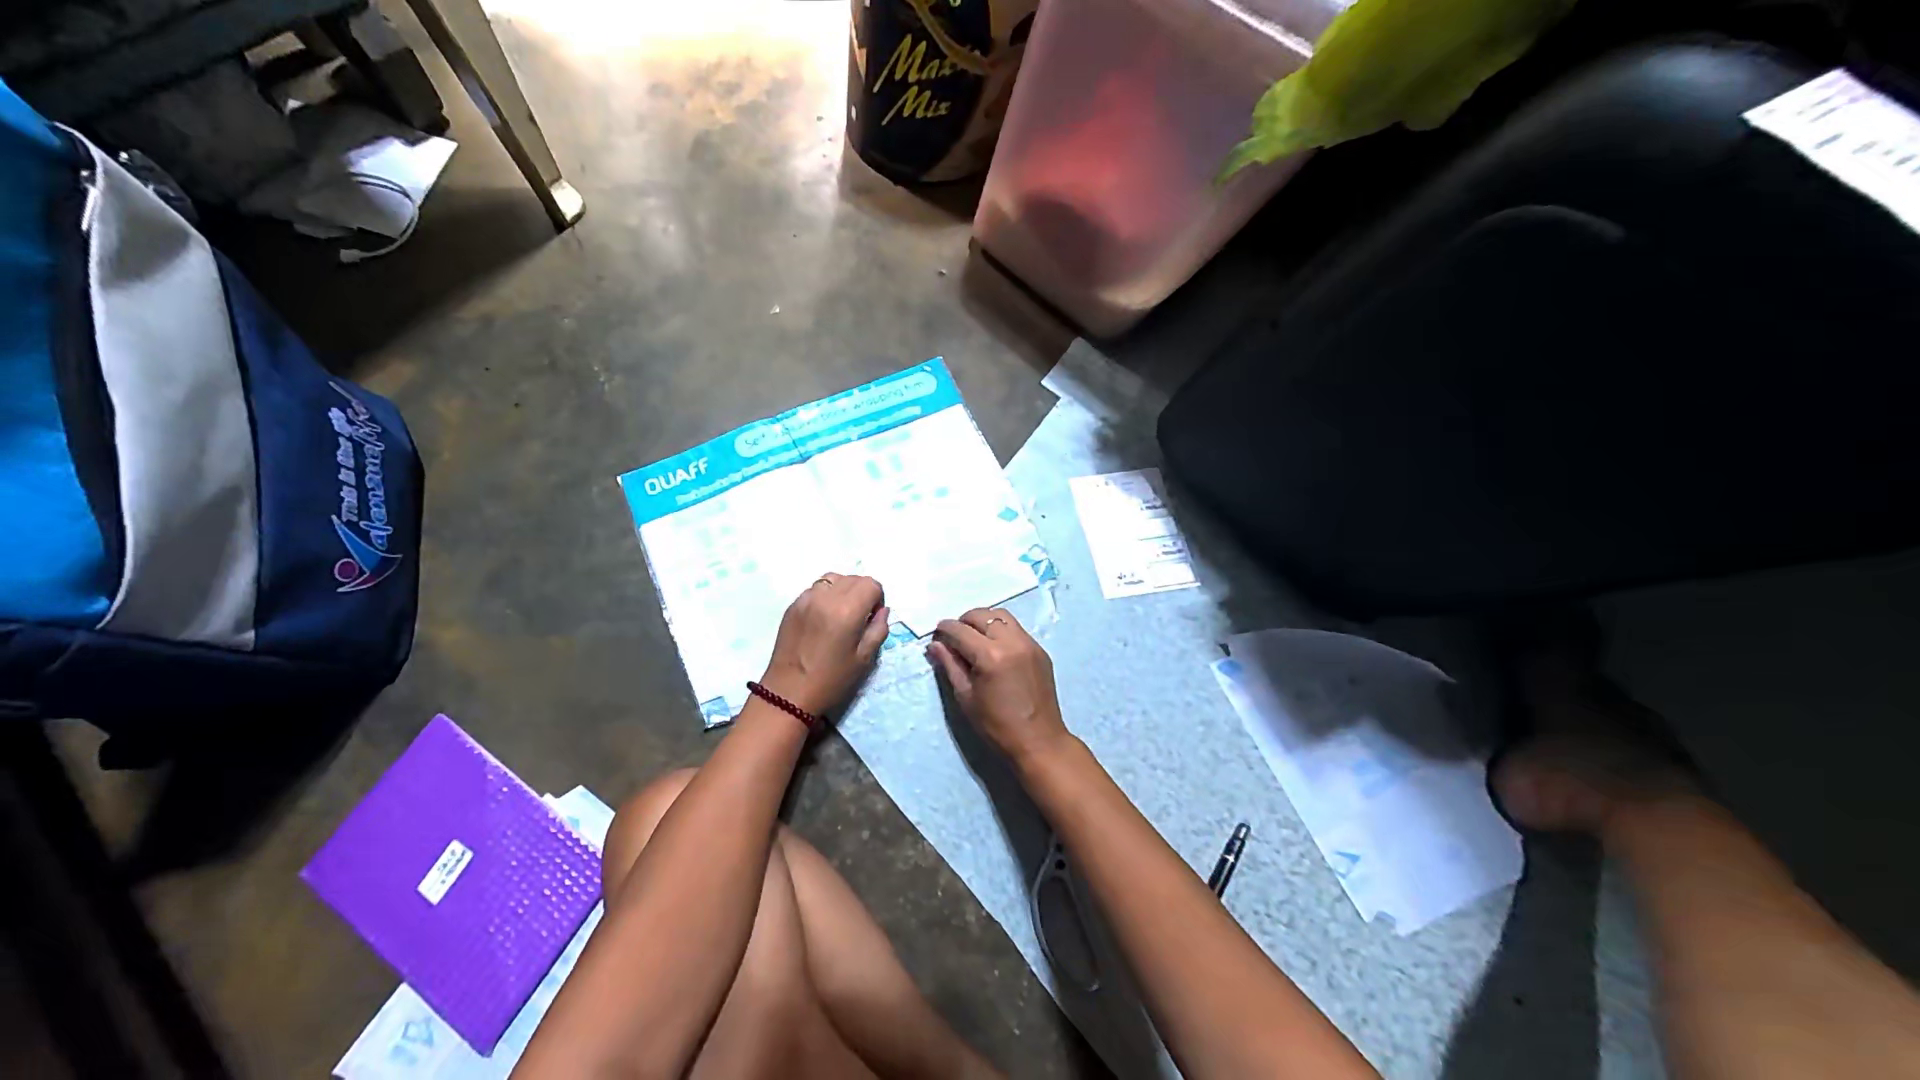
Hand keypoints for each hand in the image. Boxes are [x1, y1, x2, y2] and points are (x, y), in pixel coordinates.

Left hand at [760, 573, 889, 717]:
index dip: (877, 598)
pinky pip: (815, 590)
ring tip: (840, 615)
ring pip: (832, 579)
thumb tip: (881, 611)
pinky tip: (823, 619)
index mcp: (847, 610)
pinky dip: (825, 596)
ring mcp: (805, 599)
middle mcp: (825, 598)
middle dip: (862, 593)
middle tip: (859, 618)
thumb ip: (878, 629)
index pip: (871, 584)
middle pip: (853, 579)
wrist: (789, 693)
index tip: (872, 618)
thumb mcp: (864, 659)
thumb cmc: (832, 680)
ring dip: (843, 590)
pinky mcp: (792, 606)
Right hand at [928, 608, 1069, 765]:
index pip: (960, 630)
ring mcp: (1029, 644)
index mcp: (990, 655)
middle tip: (954, 637)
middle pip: (982, 615)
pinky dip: (1001, 630)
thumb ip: (950, 665)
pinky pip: (1017, 629)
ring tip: (974, 638)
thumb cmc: (996, 725)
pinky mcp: (1040, 650)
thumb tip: (935, 645)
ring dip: (984, 621)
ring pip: (1002, 616)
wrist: (1038, 741)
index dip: (944, 630)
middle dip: (964, 621)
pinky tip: (995, 648)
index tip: (937, 636)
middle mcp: (1011, 642)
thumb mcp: (966, 697)